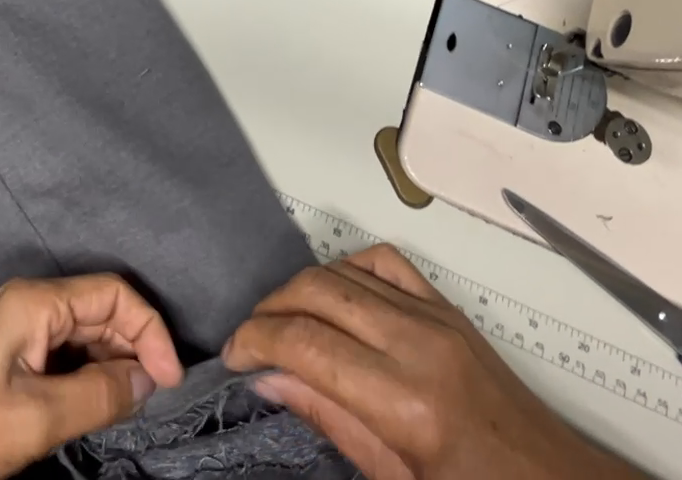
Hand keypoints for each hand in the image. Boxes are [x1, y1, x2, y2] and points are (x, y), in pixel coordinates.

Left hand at [0, 274, 183, 479]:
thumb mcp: (35, 418)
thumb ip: (99, 394)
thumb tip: (146, 381)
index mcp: (33, 302)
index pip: (113, 294)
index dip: (150, 331)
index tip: (170, 378)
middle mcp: (27, 307)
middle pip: (101, 311)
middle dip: (134, 349)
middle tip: (153, 397)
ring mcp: (17, 333)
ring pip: (84, 336)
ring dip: (112, 367)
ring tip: (127, 407)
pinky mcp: (9, 361)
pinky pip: (63, 358)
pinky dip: (88, 380)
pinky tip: (96, 408)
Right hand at [223, 245, 643, 479]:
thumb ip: (329, 420)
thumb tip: (270, 379)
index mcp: (405, 402)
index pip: (305, 342)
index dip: (256, 340)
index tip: (235, 355)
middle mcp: (418, 344)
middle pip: (315, 291)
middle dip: (268, 309)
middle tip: (250, 339)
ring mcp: (434, 316)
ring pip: (341, 270)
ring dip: (297, 289)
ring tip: (280, 320)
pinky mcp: (446, 306)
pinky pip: (383, 260)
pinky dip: (344, 267)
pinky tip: (331, 293)